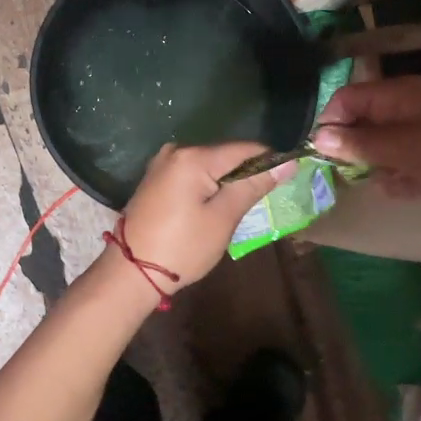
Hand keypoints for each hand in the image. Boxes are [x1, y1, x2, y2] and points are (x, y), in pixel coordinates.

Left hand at [112, 143, 294, 291]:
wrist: (132, 271)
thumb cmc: (182, 247)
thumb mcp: (223, 218)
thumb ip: (252, 186)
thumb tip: (285, 163)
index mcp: (192, 157)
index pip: (245, 149)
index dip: (269, 162)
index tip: (288, 180)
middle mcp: (175, 151)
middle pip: (225, 155)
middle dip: (247, 173)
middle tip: (264, 201)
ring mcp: (161, 165)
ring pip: (209, 165)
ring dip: (227, 182)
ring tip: (241, 208)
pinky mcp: (155, 180)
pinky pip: (192, 175)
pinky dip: (207, 187)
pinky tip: (214, 208)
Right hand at [312, 76, 420, 228]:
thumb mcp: (407, 152)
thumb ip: (361, 144)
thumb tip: (319, 136)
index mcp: (406, 95)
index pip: (349, 97)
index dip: (329, 121)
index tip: (316, 153)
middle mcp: (418, 108)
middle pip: (367, 120)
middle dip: (349, 145)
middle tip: (335, 173)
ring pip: (387, 144)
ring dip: (373, 163)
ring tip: (365, 184)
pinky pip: (411, 163)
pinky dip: (399, 176)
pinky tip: (396, 191)